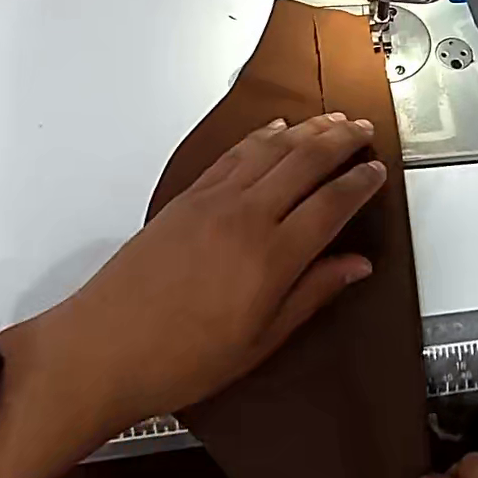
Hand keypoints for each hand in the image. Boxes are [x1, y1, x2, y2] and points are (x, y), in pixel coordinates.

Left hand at [0, 113, 387, 477]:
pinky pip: (235, 152)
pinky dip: (262, 134)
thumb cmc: (182, 359)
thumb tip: (357, 266)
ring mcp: (215, 199)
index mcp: (272, 257)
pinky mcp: (189, 194)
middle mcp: (247, 216)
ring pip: (273, 147)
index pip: (332, 204)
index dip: (361, 184)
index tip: (377, 173)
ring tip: (333, 118)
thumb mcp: (261, 341)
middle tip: (364, 130)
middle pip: (307, 160)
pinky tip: (278, 127)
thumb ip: (314, 293)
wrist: (100, 350)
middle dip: (342, 139)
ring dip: (308, 128)